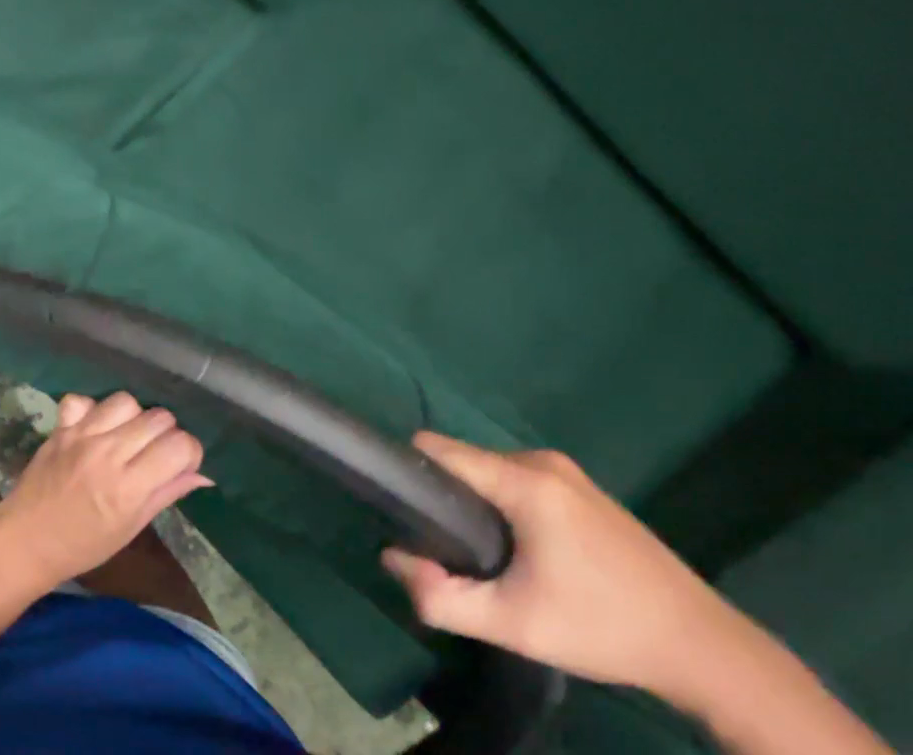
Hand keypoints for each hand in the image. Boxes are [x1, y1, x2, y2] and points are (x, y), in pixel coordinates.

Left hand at [0, 392, 212, 587]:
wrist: (27, 539)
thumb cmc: (83, 544)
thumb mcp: (132, 526)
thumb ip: (167, 493)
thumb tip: (203, 474)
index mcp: (130, 486)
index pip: (180, 445)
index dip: (189, 453)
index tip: (180, 466)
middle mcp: (108, 453)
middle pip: (159, 418)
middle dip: (167, 434)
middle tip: (154, 455)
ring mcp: (81, 436)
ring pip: (126, 401)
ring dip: (134, 417)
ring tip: (127, 439)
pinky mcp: (59, 428)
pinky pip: (82, 400)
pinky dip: (93, 409)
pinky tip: (94, 429)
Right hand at [382, 433, 753, 701]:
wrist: (706, 649)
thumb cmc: (602, 629)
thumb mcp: (510, 625)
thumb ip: (438, 595)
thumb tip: (393, 558)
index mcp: (525, 481)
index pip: (436, 448)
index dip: (406, 473)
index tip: (397, 511)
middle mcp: (543, 463)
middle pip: (461, 462)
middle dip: (441, 500)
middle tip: (446, 552)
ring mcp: (569, 475)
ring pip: (489, 474)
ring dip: (472, 507)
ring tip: (480, 557)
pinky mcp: (584, 492)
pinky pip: (517, 483)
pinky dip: (502, 509)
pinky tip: (518, 555)